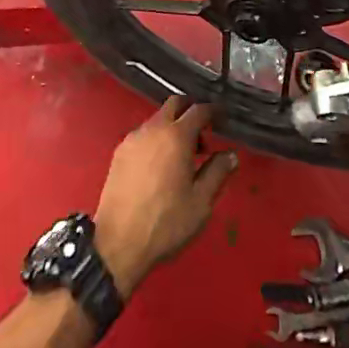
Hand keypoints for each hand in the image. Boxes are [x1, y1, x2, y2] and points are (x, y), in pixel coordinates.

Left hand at [94, 97, 238, 297]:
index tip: (223, 118)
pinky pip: (143, 135)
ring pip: (157, 120)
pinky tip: (161, 165)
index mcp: (176, 136)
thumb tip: (230, 155)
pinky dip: (157, 139)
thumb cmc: (166, 223)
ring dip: (173, 127)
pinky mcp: (119, 152)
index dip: (213, 111)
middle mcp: (153, 129)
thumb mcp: (201, 202)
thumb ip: (217, 172)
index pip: (198, 110)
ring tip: (184, 157)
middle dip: (191, 112)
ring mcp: (132, 139)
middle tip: (204, 135)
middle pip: (174, 105)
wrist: (118, 242)